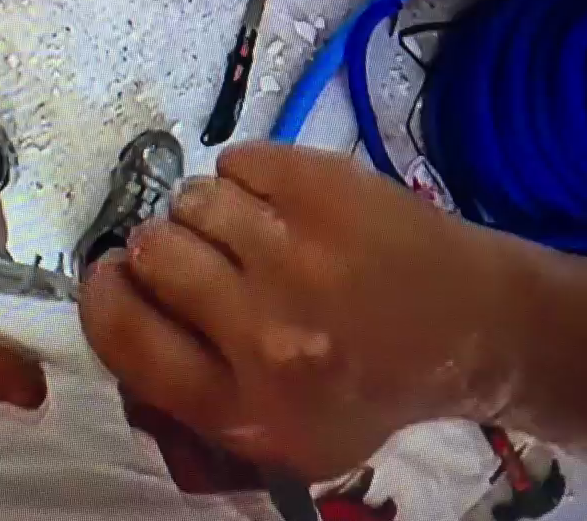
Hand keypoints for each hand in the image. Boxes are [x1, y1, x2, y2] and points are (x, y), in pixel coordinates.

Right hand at [79, 144, 541, 479]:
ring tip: (264, 238)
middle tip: (216, 264)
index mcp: (244, 406)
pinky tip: (292, 210)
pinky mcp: (324, 188)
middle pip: (148, 245)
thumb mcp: (270, 427)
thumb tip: (107, 309)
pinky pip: (234, 160)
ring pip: (190, 198)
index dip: (107, 290)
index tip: (124, 276)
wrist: (479, 328)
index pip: (115, 326)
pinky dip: (253, 178)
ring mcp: (301, 254)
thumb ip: (175, 387)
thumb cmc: (358, 378)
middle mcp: (269, 336)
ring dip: (214, 213)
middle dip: (170, 247)